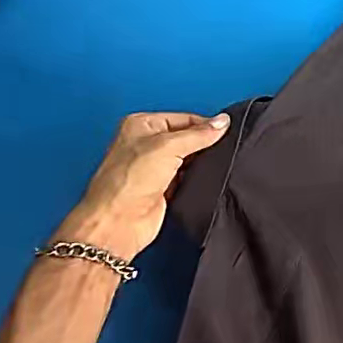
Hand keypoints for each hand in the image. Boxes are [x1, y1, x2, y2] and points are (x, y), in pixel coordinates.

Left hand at [56, 111, 229, 260]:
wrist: (118, 223)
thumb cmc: (125, 183)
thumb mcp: (168, 147)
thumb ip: (198, 134)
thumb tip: (221, 122)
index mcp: (142, 125)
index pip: (183, 118)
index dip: (204, 125)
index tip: (224, 131)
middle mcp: (146, 145)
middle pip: (186, 138)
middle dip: (202, 145)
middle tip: (219, 149)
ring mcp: (154, 169)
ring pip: (188, 160)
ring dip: (199, 164)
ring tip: (210, 166)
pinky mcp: (162, 190)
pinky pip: (187, 179)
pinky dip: (196, 180)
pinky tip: (203, 181)